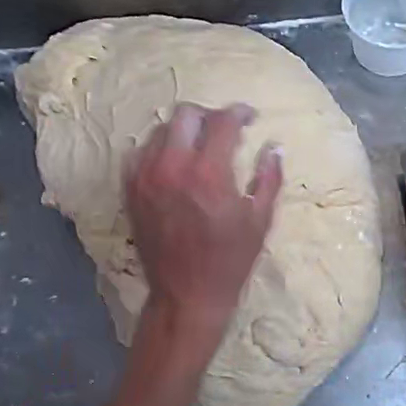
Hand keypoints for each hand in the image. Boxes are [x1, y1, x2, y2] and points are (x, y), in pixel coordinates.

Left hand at [125, 103, 281, 335]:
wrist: (187, 293)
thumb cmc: (231, 259)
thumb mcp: (260, 219)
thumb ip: (269, 177)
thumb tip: (275, 147)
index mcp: (209, 174)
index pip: (222, 122)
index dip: (239, 113)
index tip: (250, 118)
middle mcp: (172, 167)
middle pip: (186, 115)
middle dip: (209, 116)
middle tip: (225, 130)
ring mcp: (145, 177)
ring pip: (161, 131)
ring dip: (185, 132)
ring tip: (201, 147)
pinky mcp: (131, 190)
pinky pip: (141, 153)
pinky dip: (161, 150)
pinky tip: (176, 164)